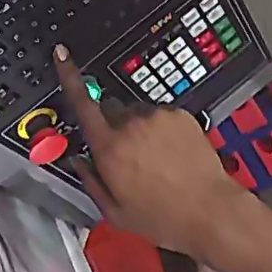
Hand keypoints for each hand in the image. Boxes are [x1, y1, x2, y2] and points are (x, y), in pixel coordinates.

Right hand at [54, 46, 253, 260]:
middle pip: (110, 108)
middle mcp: (131, 125)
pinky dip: (163, 129)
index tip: (62, 54)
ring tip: (156, 159)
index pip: (82, 103)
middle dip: (112, 124)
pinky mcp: (179, 114)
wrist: (209, 210)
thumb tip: (79, 161)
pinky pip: (162, 115)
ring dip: (140, 128)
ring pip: (138, 113)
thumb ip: (91, 180)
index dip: (68, 75)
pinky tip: (171, 154)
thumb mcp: (115, 212)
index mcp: (109, 148)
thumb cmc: (163, 217)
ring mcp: (157, 116)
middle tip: (127, 154)